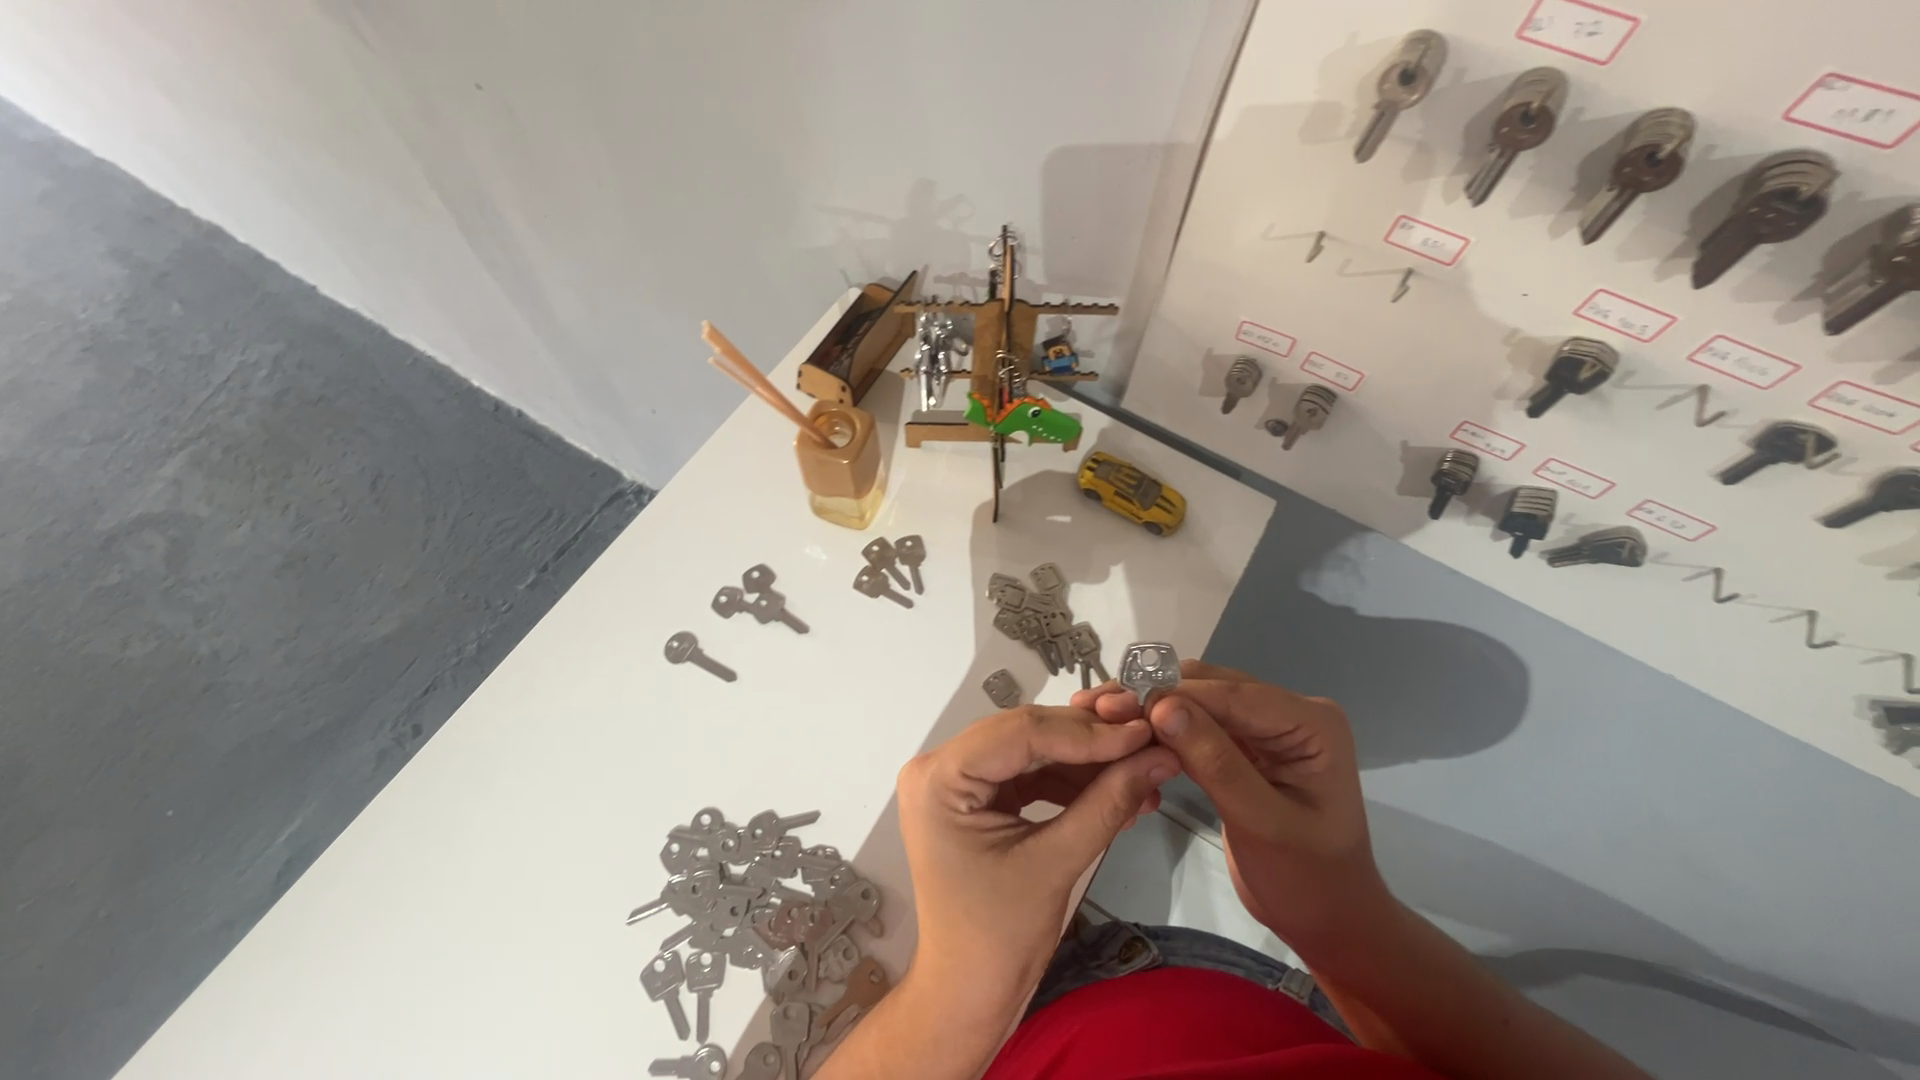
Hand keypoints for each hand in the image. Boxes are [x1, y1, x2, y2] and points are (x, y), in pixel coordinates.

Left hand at [895, 706, 1178, 1013]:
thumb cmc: (998, 938)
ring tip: (1145, 769)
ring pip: (1033, 750)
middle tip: (1151, 740)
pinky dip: (1073, 781)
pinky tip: (1119, 789)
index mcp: (938, 778)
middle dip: (1091, 740)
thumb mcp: (1056, 863)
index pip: (1020, 732)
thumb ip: (1107, 802)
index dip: (1087, 731)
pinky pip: (1030, 774)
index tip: (1145, 732)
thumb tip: (1160, 755)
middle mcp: (940, 766)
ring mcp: (957, 780)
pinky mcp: (978, 796)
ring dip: (1088, 761)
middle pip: (1026, 734)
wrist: (969, 992)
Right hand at [1073, 662, 1388, 948]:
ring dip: (1152, 710)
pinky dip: (1162, 731)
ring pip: (1198, 703)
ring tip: (1100, 715)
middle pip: (1212, 689)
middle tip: (1098, 709)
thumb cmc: (1305, 878)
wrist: (1324, 921)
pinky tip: (1125, 734)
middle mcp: (1288, 713)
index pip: (1234, 694)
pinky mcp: (1242, 748)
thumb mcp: (1261, 821)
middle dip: (1157, 696)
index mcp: (1311, 722)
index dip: (1176, 695)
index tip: (1118, 705)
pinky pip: (1197, 727)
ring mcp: (1264, 729)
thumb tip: (1161, 707)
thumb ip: (1214, 762)